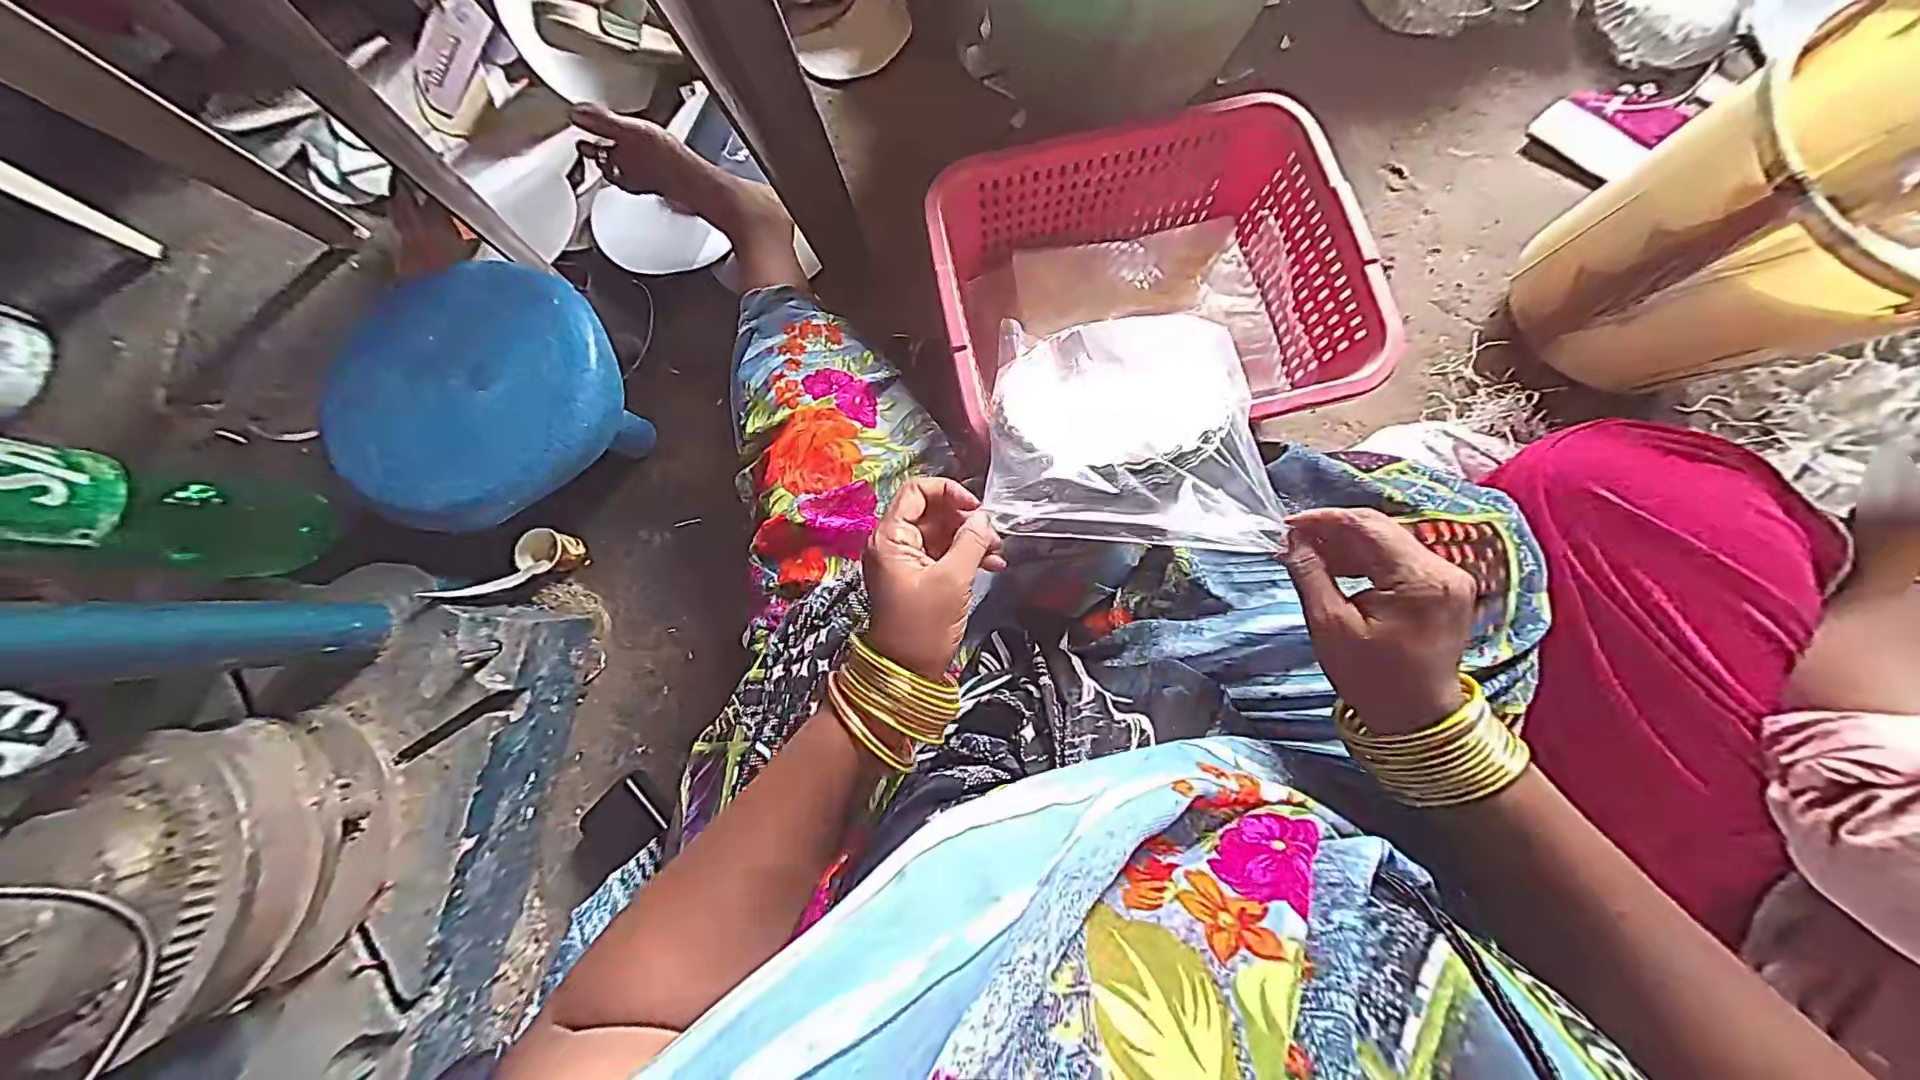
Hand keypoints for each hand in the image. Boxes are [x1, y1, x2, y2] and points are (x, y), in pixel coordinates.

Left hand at [862, 478, 1006, 678]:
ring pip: (941, 532)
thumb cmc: (922, 627)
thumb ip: (970, 543)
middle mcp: (894, 543)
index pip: (916, 491)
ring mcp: (905, 559)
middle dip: (965, 519)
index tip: (975, 507)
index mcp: (890, 537)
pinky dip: (966, 554)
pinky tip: (991, 564)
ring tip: (996, 552)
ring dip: (970, 537)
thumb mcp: (952, 580)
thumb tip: (984, 519)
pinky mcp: (918, 575)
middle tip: (992, 534)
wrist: (907, 669)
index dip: (948, 491)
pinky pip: (943, 552)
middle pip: (932, 511)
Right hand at [1280, 508, 1476, 734]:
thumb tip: (1294, 539)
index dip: (1324, 519)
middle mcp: (1442, 570)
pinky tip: (1332, 566)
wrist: (1416, 716)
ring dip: (1344, 544)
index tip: (1287, 524)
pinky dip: (1362, 559)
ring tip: (1305, 553)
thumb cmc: (1371, 676)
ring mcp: (1447, 578)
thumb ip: (1311, 575)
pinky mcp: (1441, 587)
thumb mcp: (1330, 625)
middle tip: (1292, 538)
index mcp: (1420, 579)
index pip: (1368, 527)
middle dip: (1332, 530)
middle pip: (1380, 530)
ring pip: (1386, 542)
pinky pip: (1395, 559)